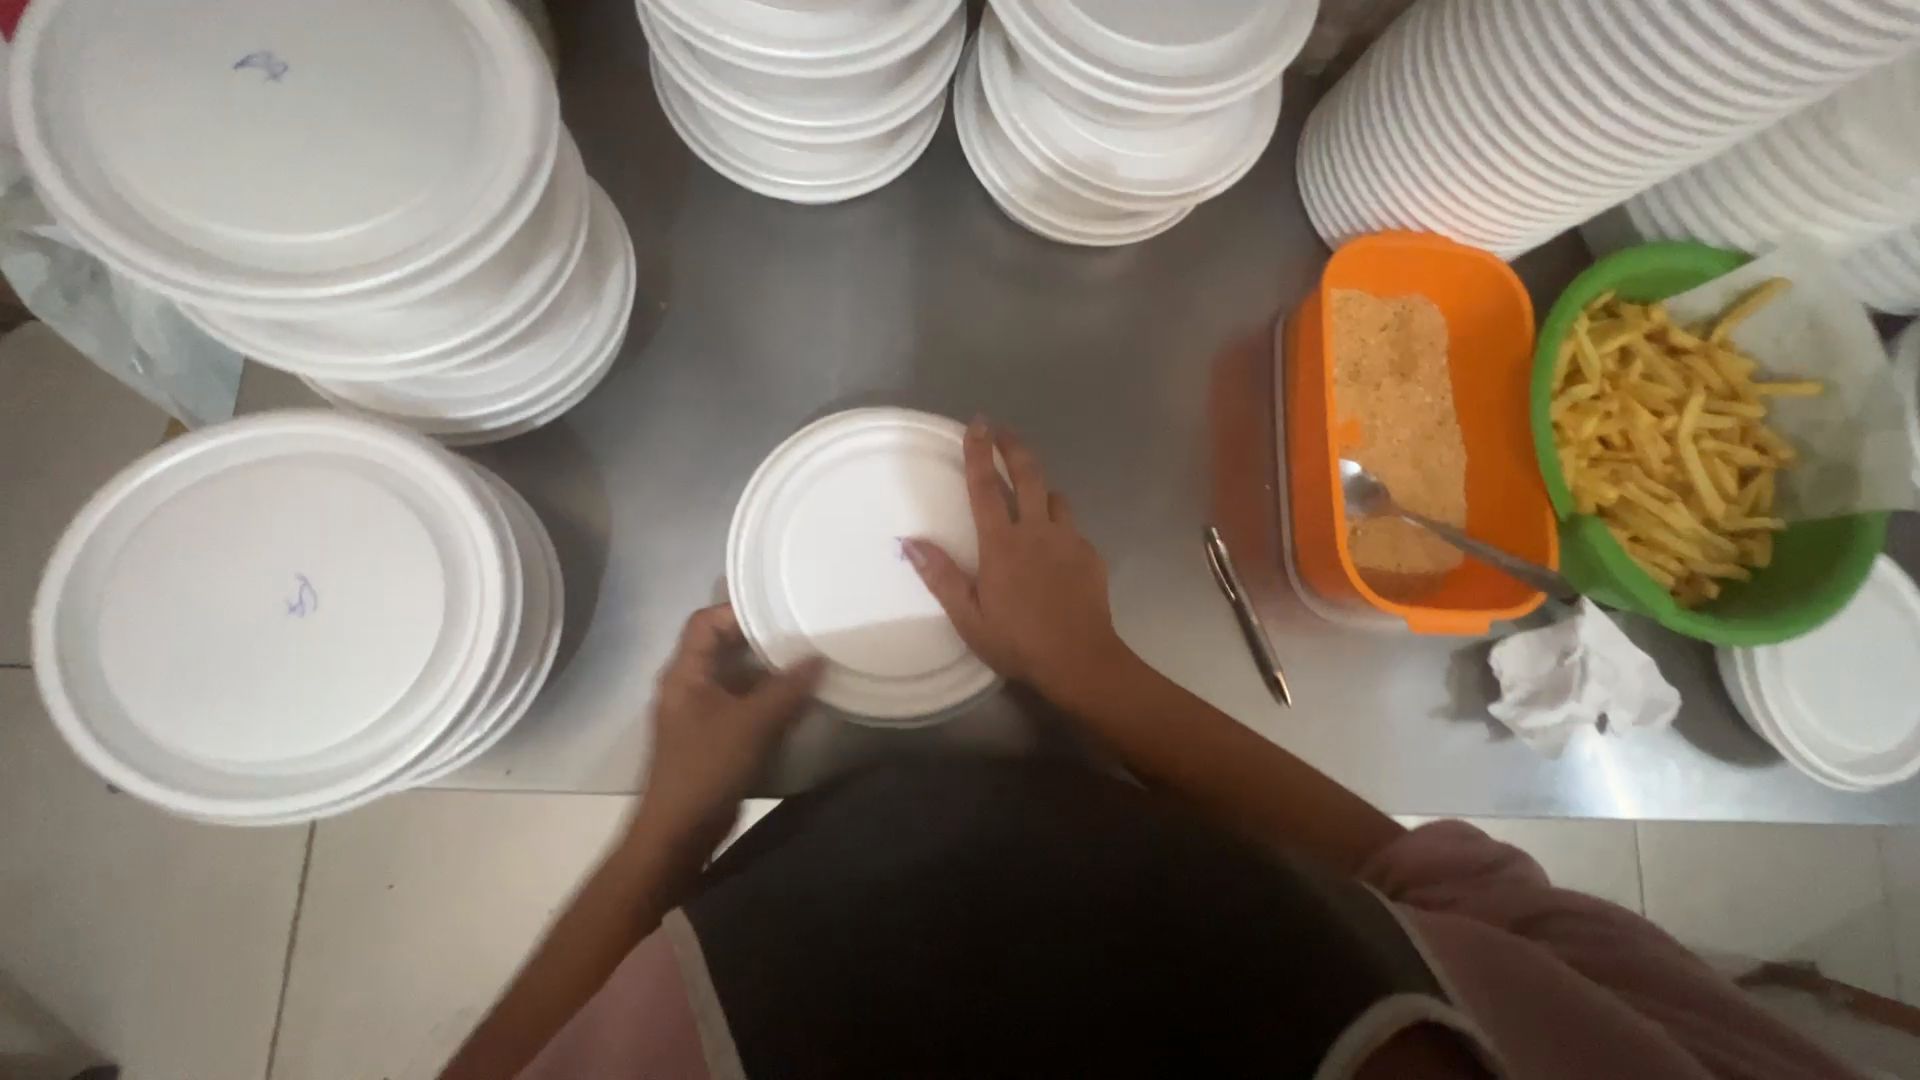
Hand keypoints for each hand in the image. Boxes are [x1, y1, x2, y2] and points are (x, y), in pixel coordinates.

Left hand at [636, 604, 822, 851]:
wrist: (678, 833)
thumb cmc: (706, 768)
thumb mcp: (751, 723)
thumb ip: (787, 688)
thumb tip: (819, 658)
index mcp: (684, 674)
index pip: (704, 622)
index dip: (737, 610)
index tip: (778, 610)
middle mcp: (687, 686)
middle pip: (722, 647)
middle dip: (760, 639)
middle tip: (801, 633)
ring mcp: (698, 713)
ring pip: (735, 677)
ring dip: (767, 670)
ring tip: (806, 662)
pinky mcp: (711, 737)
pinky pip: (741, 704)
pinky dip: (766, 698)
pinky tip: (796, 700)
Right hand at [904, 418, 1133, 710]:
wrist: (1081, 660)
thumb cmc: (1018, 642)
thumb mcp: (969, 618)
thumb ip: (941, 576)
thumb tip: (909, 541)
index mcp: (1002, 544)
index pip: (986, 487)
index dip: (979, 453)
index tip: (976, 424)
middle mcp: (1037, 531)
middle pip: (1028, 475)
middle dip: (1014, 448)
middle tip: (1003, 430)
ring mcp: (1069, 540)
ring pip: (1056, 498)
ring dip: (1042, 490)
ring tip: (1032, 496)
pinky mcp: (1091, 555)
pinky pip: (1073, 529)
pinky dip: (1060, 527)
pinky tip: (1056, 550)